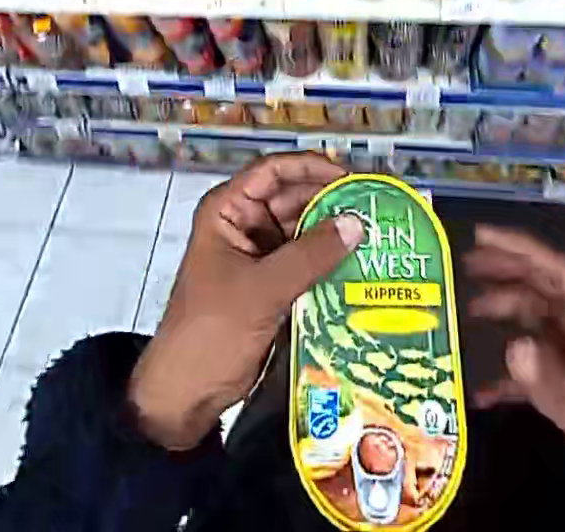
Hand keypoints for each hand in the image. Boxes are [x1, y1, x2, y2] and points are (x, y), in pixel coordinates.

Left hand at [129, 153, 362, 449]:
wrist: (187, 396)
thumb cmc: (210, 333)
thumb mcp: (261, 289)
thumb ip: (310, 255)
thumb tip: (356, 224)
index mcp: (228, 210)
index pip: (274, 170)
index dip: (312, 166)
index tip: (349, 176)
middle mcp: (246, 221)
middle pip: (296, 195)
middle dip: (333, 198)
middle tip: (375, 204)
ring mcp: (262, 250)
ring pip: (307, 225)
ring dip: (336, 227)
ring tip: (377, 228)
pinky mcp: (276, 276)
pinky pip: (310, 254)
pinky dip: (332, 254)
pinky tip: (363, 257)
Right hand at [466, 226, 564, 531]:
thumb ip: (559, 393)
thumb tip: (511, 346)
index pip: (563, 273)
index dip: (522, 249)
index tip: (483, 237)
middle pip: (550, 288)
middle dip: (510, 272)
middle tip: (464, 266)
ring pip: (546, 320)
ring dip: (510, 313)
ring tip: (467, 310)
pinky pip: (548, 364)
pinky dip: (519, 372)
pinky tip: (487, 389)